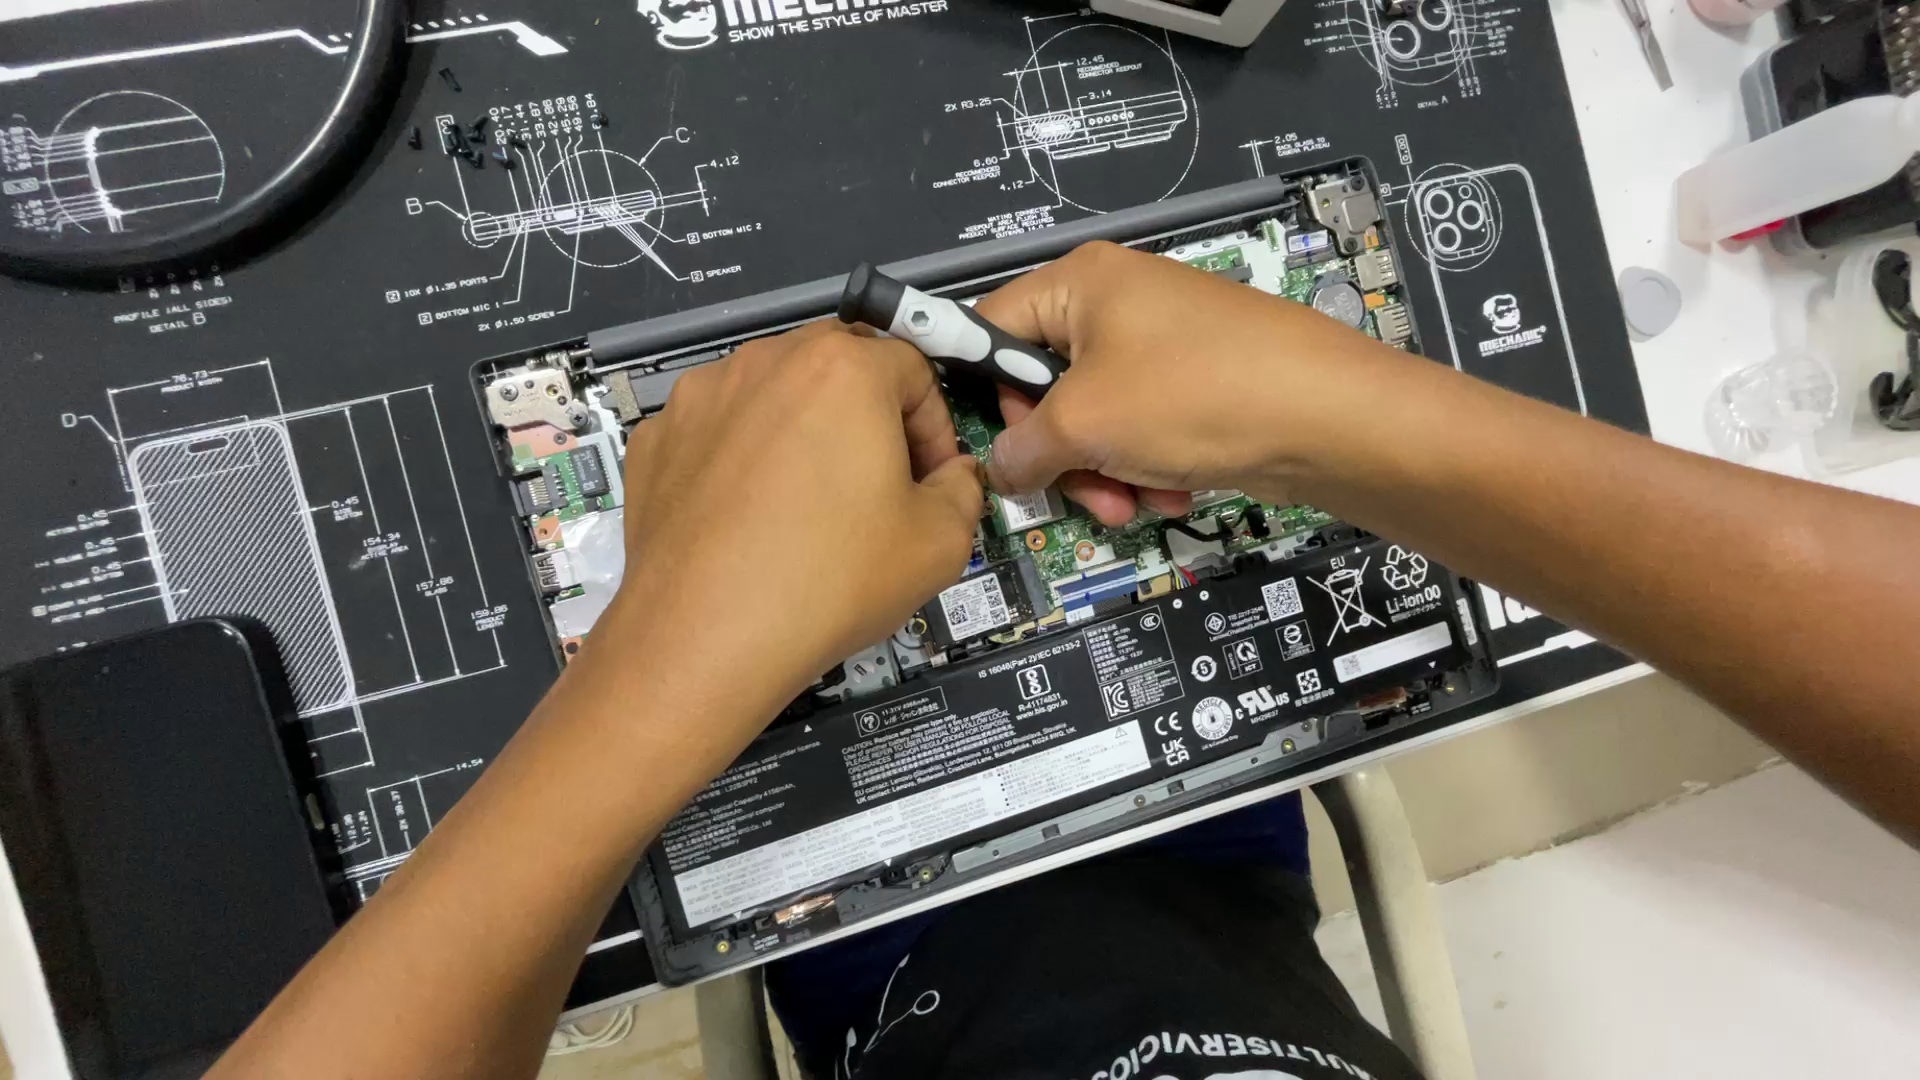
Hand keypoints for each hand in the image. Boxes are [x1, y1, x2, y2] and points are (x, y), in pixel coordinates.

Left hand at [585, 322, 981, 725]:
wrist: (705, 639)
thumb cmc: (834, 578)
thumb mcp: (942, 543)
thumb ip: (965, 489)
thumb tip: (954, 475)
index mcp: (843, 369)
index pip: (915, 370)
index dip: (936, 428)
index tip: (931, 482)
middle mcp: (766, 362)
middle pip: (841, 371)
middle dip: (872, 419)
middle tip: (878, 486)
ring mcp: (699, 397)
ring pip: (776, 396)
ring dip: (806, 433)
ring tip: (809, 505)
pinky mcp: (656, 441)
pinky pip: (720, 432)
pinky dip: (744, 460)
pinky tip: (750, 519)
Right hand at [975, 241, 1421, 523]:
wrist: (1328, 419)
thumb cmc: (1188, 398)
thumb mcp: (1082, 424)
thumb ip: (1019, 449)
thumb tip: (1000, 469)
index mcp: (1078, 284)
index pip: (990, 327)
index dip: (977, 388)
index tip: (983, 442)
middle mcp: (1113, 304)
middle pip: (1041, 387)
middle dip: (1059, 453)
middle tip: (1078, 491)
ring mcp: (1155, 345)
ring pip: (1089, 420)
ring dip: (1101, 473)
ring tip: (1135, 502)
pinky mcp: (1188, 383)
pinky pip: (1135, 429)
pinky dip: (1142, 467)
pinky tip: (1169, 492)